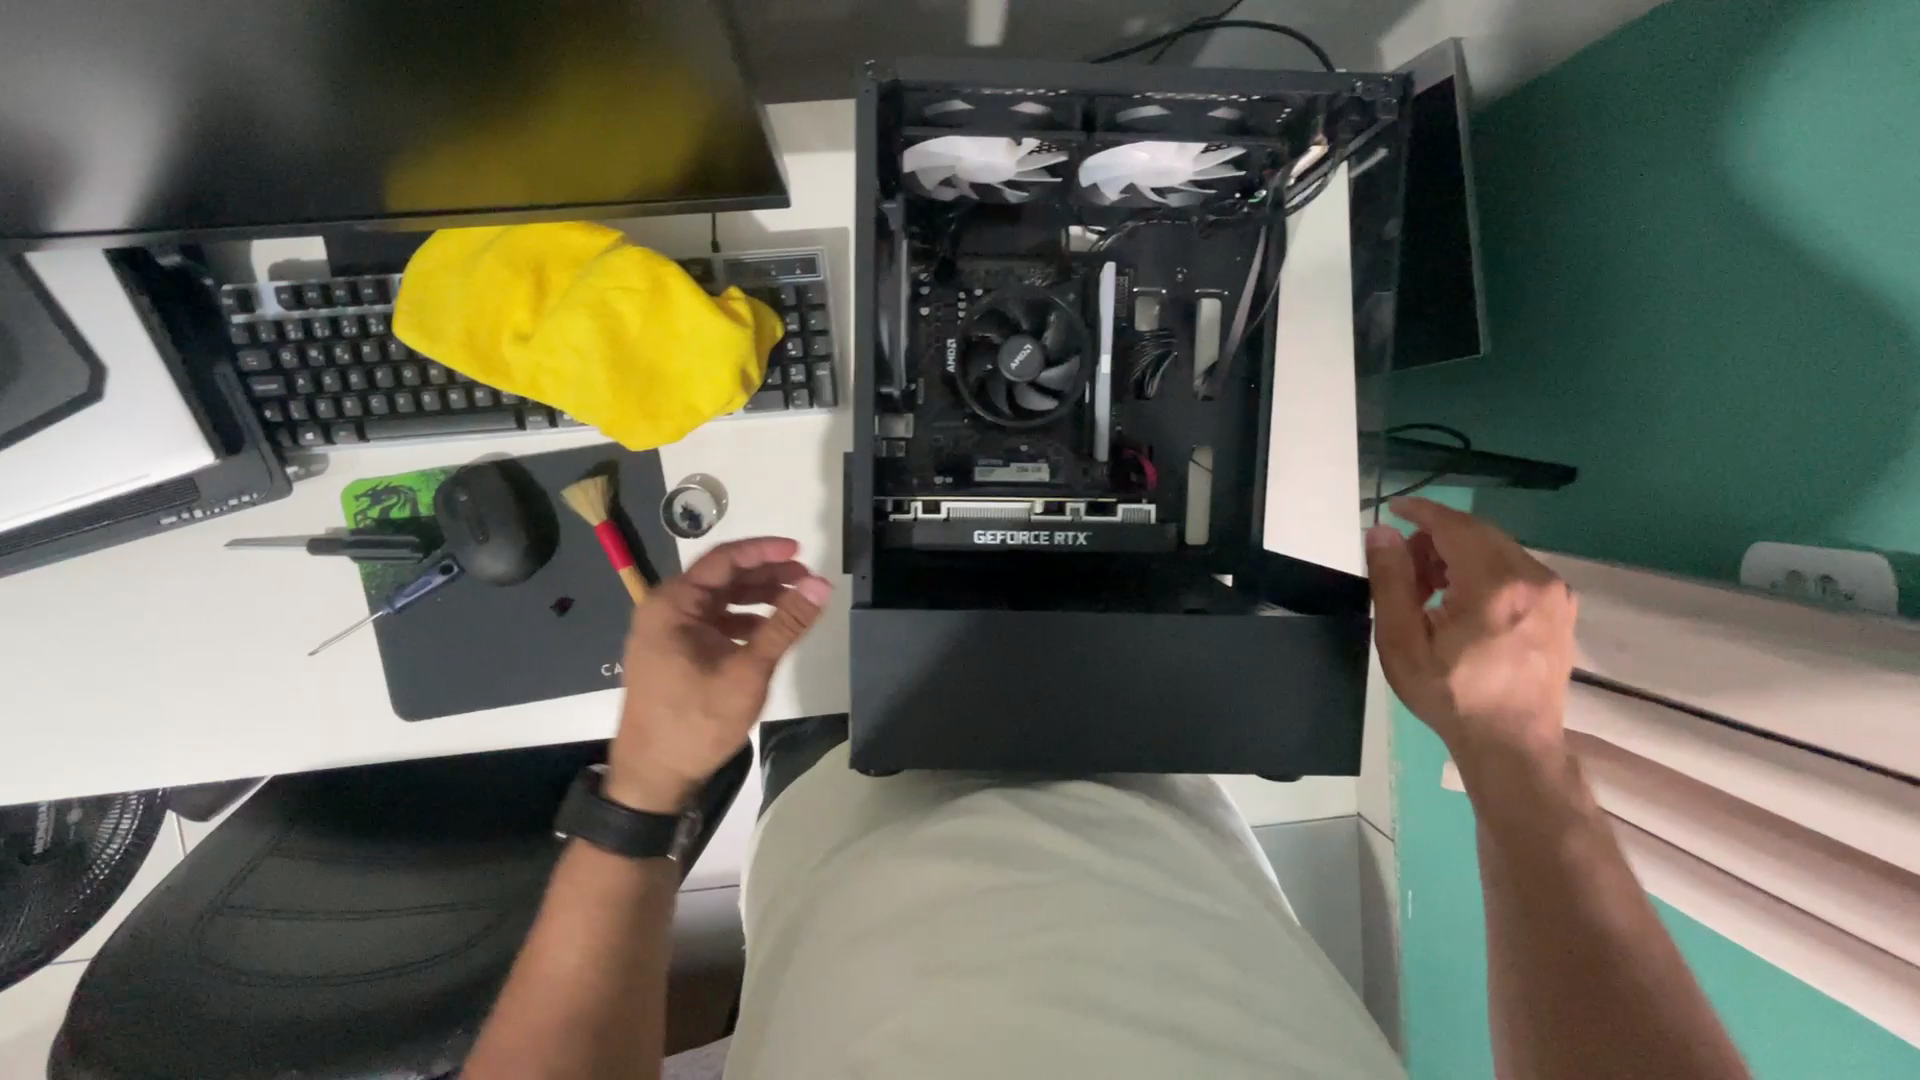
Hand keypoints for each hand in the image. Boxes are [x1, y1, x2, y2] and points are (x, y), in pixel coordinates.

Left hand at [605, 537, 832, 812]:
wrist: (652, 778)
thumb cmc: (696, 721)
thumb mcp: (748, 670)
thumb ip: (785, 623)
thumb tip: (821, 584)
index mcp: (671, 605)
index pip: (723, 559)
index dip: (764, 551)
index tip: (801, 551)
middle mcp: (664, 610)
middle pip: (721, 578)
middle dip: (766, 575)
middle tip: (806, 579)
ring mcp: (667, 633)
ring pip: (719, 600)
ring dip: (757, 598)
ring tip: (794, 602)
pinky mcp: (674, 654)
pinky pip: (712, 623)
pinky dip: (742, 621)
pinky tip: (768, 631)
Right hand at [1364, 497, 1576, 763]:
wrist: (1512, 743)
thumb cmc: (1450, 695)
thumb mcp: (1402, 642)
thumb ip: (1391, 581)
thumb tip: (1382, 533)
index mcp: (1495, 587)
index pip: (1455, 527)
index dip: (1421, 512)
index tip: (1393, 508)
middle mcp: (1535, 580)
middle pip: (1477, 534)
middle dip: (1434, 539)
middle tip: (1401, 567)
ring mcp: (1555, 594)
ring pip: (1497, 550)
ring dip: (1456, 556)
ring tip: (1426, 591)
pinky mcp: (1561, 608)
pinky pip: (1514, 569)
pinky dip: (1480, 571)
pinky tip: (1458, 602)